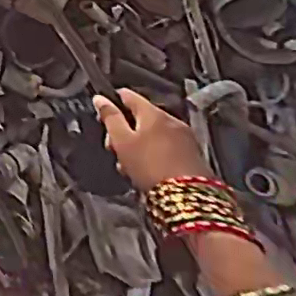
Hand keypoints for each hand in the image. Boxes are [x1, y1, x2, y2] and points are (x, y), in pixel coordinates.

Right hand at [93, 88, 213, 190]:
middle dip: (124, 130)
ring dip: (138, 144)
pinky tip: (147, 171)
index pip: (127, 95)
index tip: (103, 118)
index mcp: (153, 112)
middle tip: (114, 148)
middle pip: (140, 116)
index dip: (112, 102)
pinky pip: (167, 147)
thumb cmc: (150, 166)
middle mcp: (172, 120)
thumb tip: (100, 98)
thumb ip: (110, 117)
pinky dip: (154, 154)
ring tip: (129, 165)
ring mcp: (186, 139)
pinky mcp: (195, 157)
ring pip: (153, 133)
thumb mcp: (122, 141)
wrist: (192, 201)